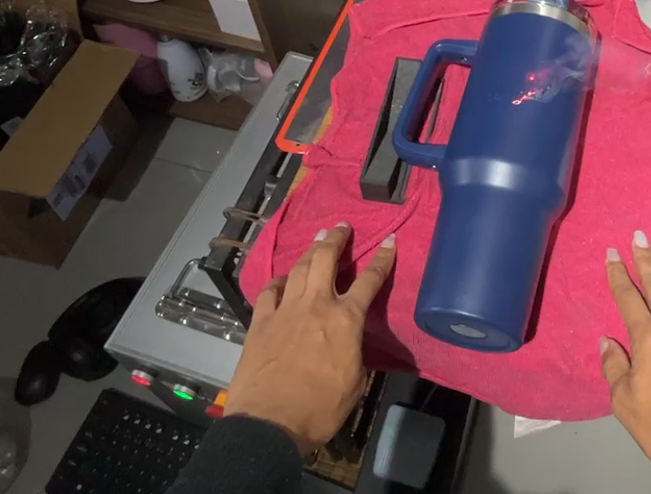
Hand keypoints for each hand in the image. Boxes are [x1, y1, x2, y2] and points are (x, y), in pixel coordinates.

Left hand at [227, 223, 395, 452]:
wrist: (269, 424)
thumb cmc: (319, 409)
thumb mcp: (355, 382)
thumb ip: (356, 352)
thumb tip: (354, 341)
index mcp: (346, 319)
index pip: (370, 279)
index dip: (383, 258)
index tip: (389, 240)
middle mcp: (317, 304)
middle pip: (326, 259)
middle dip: (337, 238)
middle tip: (342, 226)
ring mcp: (286, 310)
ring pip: (299, 268)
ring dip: (310, 250)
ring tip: (317, 238)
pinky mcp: (261, 322)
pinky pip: (269, 291)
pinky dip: (278, 280)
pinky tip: (282, 278)